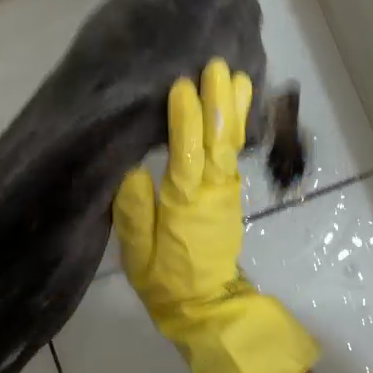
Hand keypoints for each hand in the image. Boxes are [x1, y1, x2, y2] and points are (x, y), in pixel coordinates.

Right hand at [114, 59, 317, 372]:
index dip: (186, 118)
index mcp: (183, 202)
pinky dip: (237, 125)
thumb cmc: (163, 279)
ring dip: (235, 108)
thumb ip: (133, 211)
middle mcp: (211, 191)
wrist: (205, 306)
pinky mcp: (230, 194)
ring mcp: (226, 191)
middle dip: (218, 101)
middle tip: (218, 66)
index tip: (183, 85)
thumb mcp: (136, 253)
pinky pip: (234, 152)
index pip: (187, 152)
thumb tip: (133, 170)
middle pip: (217, 139)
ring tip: (239, 75)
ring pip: (232, 142)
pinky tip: (237, 106)